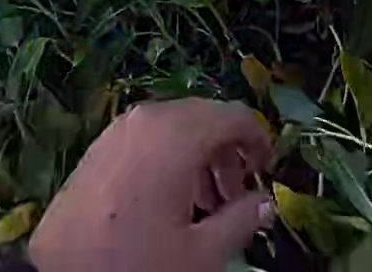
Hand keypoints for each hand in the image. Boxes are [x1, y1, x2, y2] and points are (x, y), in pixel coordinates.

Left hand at [28, 98, 274, 271]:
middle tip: (240, 194)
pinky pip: (151, 135)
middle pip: (206, 116)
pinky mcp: (104, 142)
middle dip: (230, 151)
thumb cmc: (136, 265)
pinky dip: (172, 155)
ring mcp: (124, 126)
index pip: (234, 115)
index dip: (259, 138)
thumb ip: (240, 221)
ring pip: (178, 125)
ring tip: (210, 203)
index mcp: (179, 133)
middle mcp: (152, 116)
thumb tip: (266, 202)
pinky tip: (174, 198)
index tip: (268, 170)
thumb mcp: (198, 256)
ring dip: (202, 155)